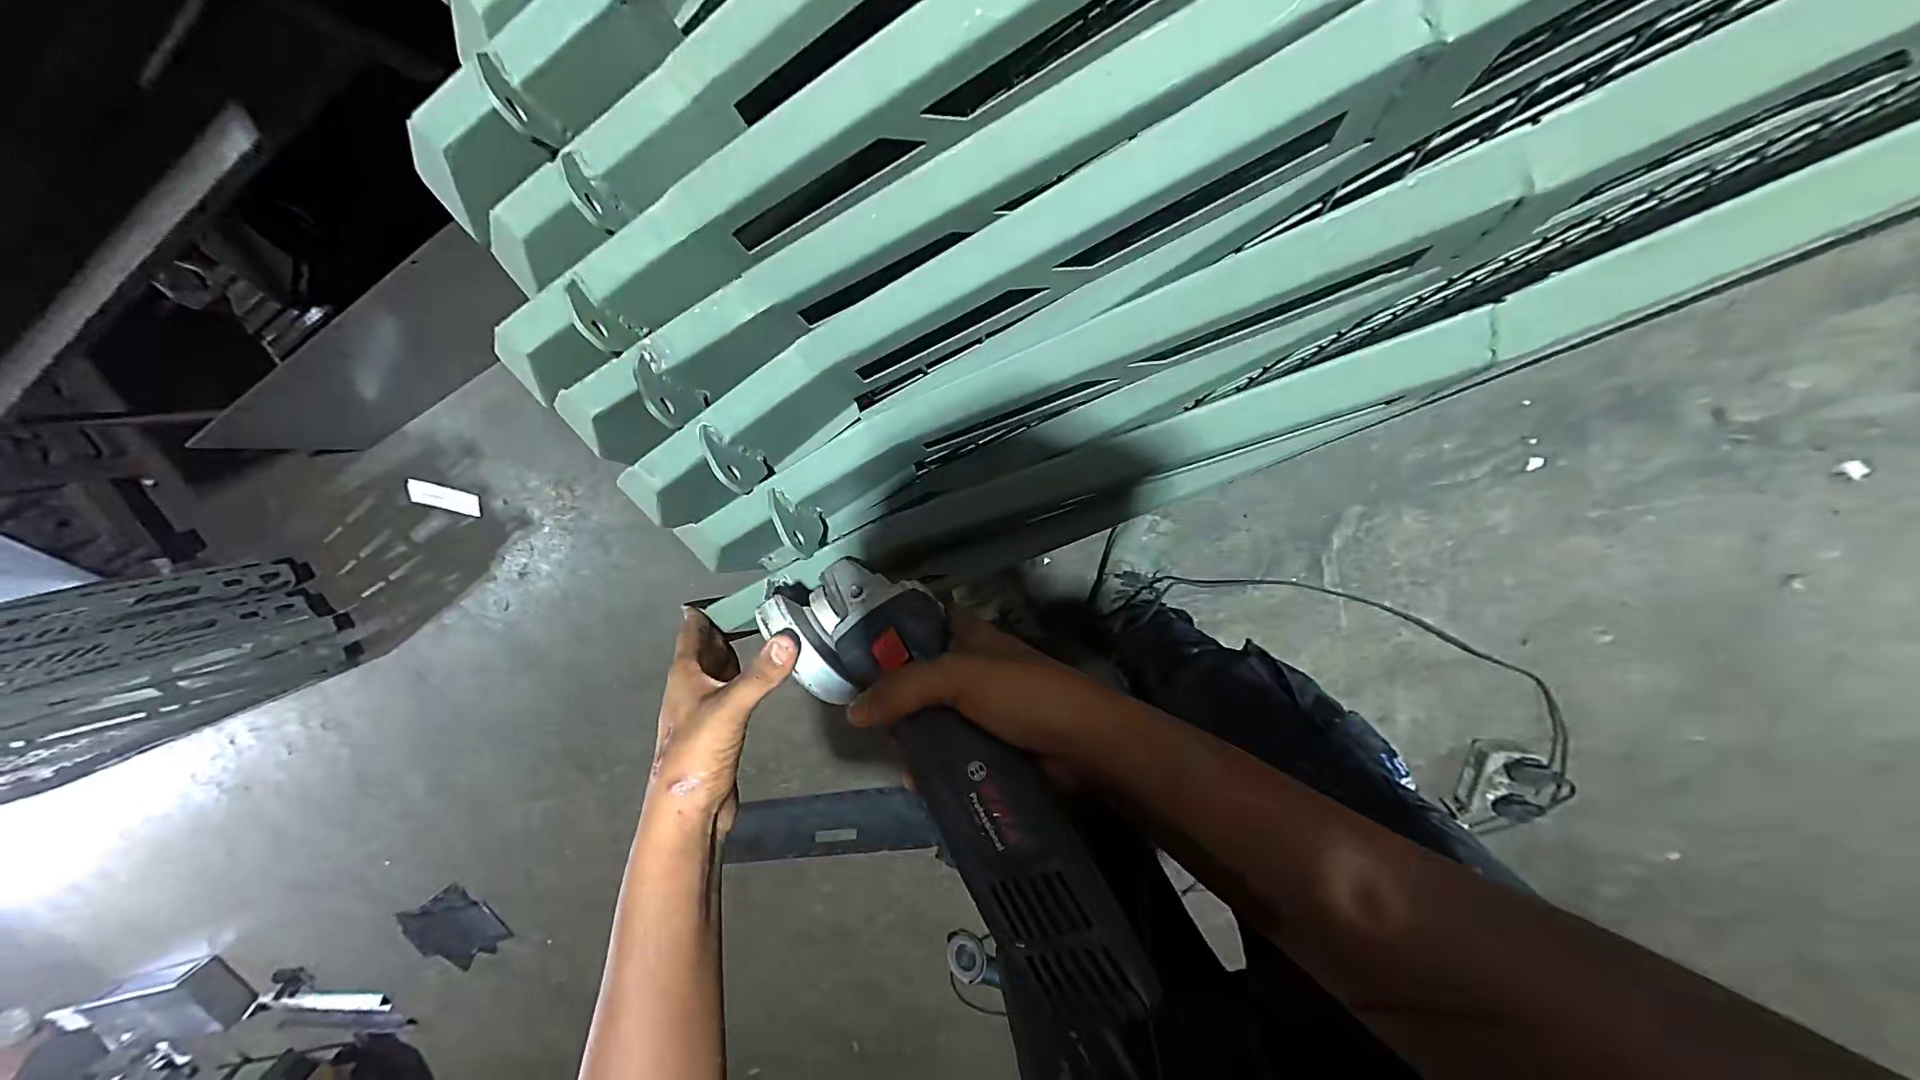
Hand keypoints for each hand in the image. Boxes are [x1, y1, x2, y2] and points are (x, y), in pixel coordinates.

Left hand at [647, 608, 796, 824]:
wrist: (689, 810)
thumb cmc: (695, 754)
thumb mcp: (730, 708)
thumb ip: (760, 675)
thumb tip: (790, 638)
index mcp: (684, 678)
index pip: (691, 635)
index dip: (702, 614)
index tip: (718, 594)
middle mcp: (691, 690)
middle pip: (705, 652)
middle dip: (722, 631)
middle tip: (747, 610)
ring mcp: (703, 712)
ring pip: (717, 673)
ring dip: (732, 656)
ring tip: (754, 638)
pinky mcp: (718, 732)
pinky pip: (730, 695)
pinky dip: (742, 681)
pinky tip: (756, 682)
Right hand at [846, 613, 1143, 764]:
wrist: (1085, 747)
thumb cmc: (1025, 695)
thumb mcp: (961, 677)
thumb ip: (906, 688)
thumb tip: (853, 712)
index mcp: (971, 637)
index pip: (923, 624)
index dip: (892, 635)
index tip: (857, 660)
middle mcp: (974, 669)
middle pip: (921, 679)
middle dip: (897, 703)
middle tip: (871, 724)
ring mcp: (983, 709)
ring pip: (934, 720)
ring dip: (916, 742)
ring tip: (902, 763)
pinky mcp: (991, 745)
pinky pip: (952, 752)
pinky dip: (936, 765)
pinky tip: (921, 781)